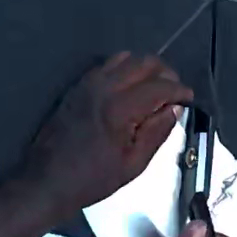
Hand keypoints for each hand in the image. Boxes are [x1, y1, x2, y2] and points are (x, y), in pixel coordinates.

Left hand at [22, 53, 191, 216]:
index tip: (188, 98)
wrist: (47, 179)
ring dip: (144, 67)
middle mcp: (105, 86)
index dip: (179, 89)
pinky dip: (125, 68)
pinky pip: (107, 64)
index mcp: (120, 107)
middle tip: (174, 91)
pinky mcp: (79, 84)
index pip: (160, 85)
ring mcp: (89, 82)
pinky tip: (130, 86)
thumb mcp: (133, 164)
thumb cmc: (93, 178)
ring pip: (126, 57)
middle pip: (144, 62)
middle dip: (165, 73)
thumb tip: (174, 109)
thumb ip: (157, 132)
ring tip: (154, 86)